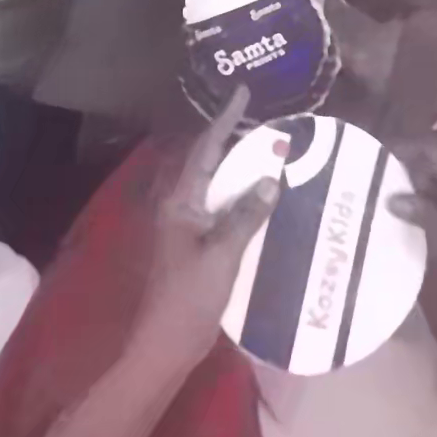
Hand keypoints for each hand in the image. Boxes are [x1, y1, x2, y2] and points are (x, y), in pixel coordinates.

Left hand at [135, 86, 278, 364]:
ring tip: (271, 154)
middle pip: (210, 162)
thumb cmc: (189, 297)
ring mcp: (188, 224)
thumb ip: (245, 215)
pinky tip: (264, 200)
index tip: (243, 92)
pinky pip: (222, 208)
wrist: (165, 343)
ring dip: (241, 169)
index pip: (205, 148)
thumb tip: (270, 179)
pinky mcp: (198, 242)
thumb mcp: (222, 254)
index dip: (225, 119)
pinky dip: (242, 199)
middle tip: (267, 125)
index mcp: (181, 199)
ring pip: (217, 185)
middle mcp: (182, 204)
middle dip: (235, 140)